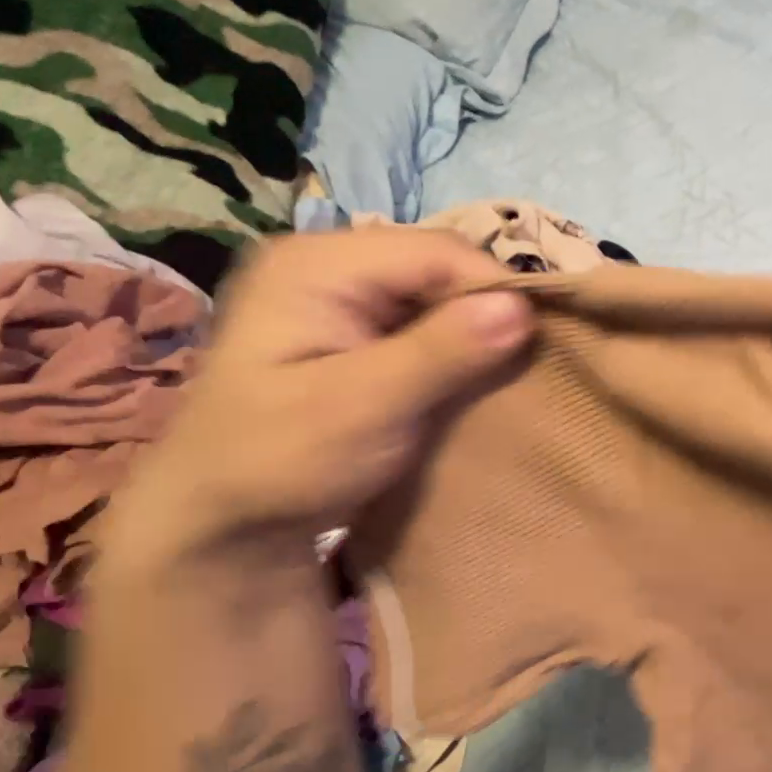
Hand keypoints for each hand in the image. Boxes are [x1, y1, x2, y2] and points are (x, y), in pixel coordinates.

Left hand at [104, 228, 532, 568]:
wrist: (228, 519)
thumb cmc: (284, 460)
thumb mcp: (364, 407)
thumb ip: (441, 353)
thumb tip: (521, 308)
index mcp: (317, 265)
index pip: (439, 252)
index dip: (498, 291)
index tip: (543, 346)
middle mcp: (331, 265)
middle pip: (442, 269)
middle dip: (491, 314)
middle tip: (528, 367)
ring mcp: (344, 298)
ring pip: (442, 297)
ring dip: (481, 335)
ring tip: (510, 376)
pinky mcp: (359, 331)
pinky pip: (430, 324)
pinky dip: (462, 350)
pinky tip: (477, 381)